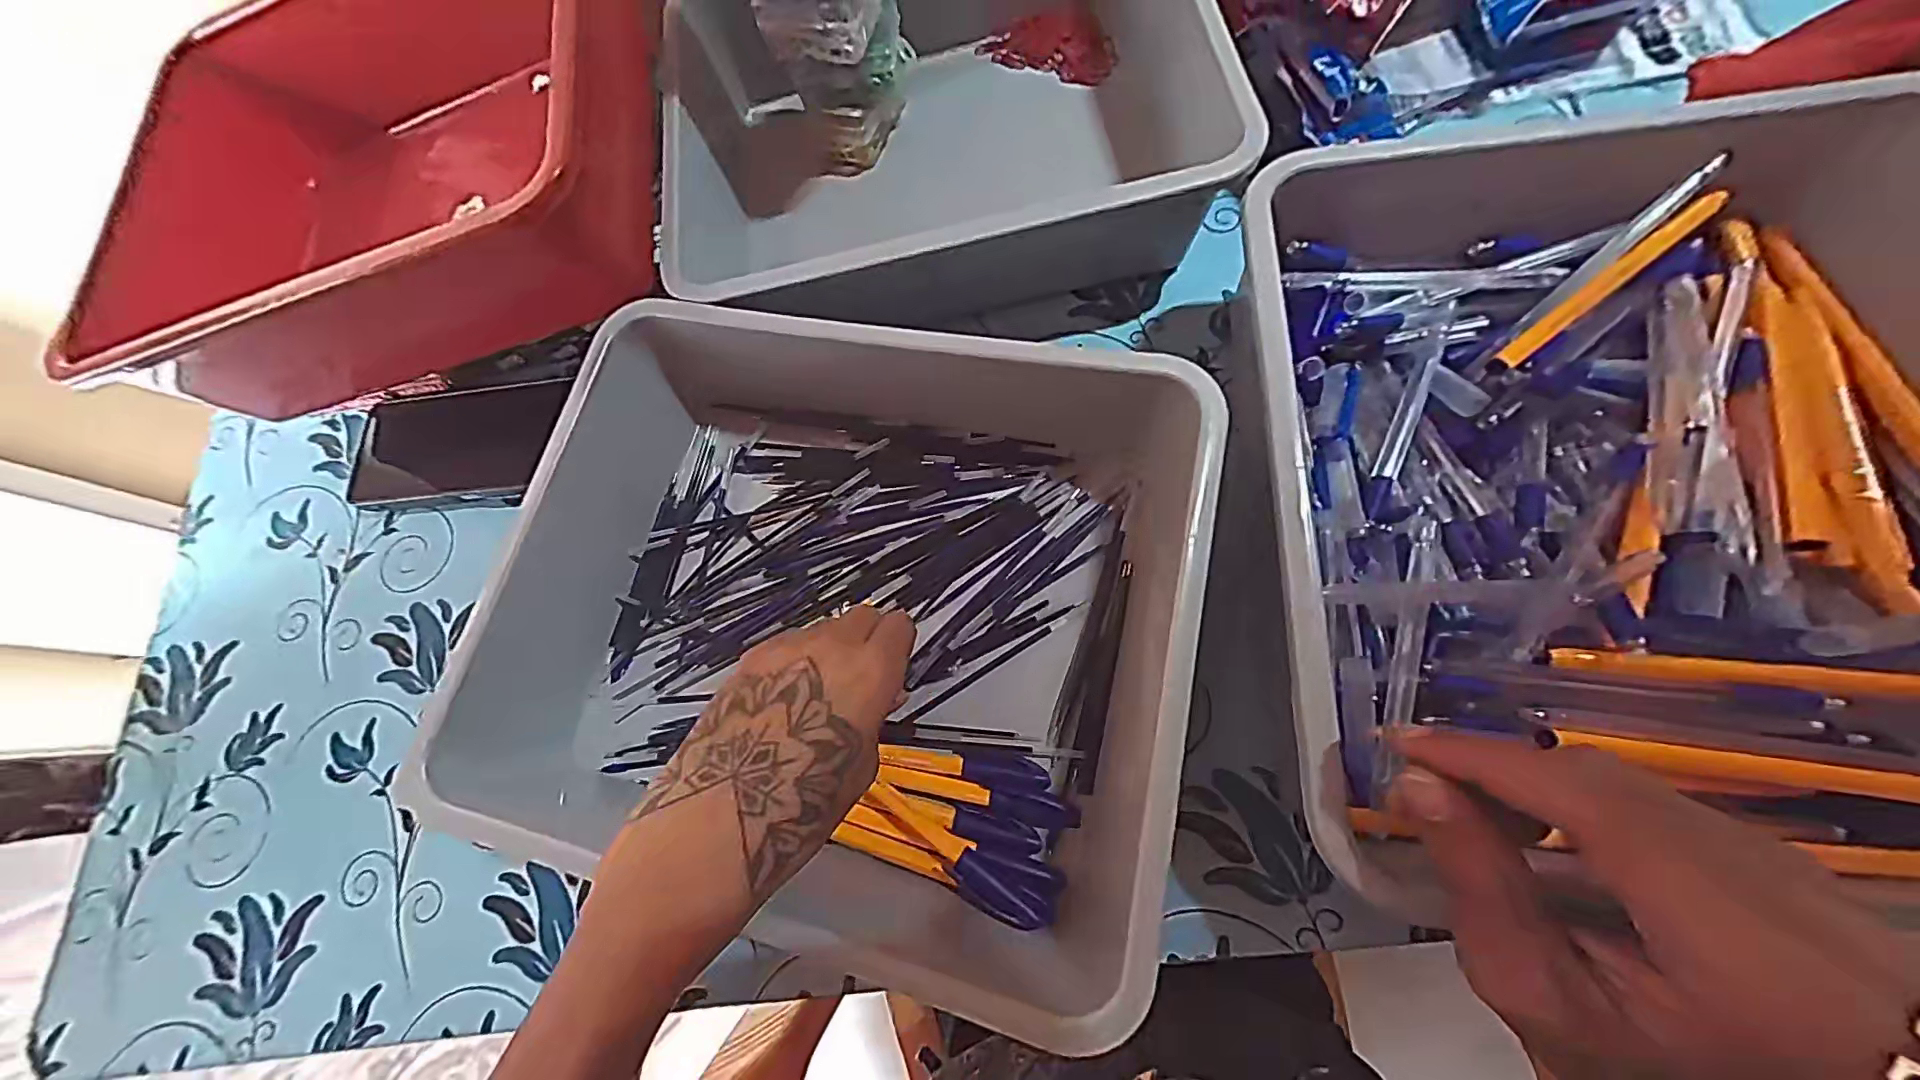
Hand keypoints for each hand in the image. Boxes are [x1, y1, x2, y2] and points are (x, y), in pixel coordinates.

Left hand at [626, 606, 914, 902]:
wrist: (716, 816)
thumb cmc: (798, 803)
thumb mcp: (861, 765)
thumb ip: (873, 718)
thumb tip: (874, 701)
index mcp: (869, 671)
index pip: (898, 625)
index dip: (899, 644)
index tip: (895, 665)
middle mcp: (829, 647)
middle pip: (862, 616)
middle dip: (870, 640)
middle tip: (865, 677)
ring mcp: (784, 648)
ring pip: (823, 629)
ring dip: (832, 651)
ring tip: (820, 696)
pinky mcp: (748, 659)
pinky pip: (786, 646)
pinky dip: (795, 662)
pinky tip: (784, 703)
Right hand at [1390, 728, 1919, 1079]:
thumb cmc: (1669, 1057)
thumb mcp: (1553, 999)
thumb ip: (1482, 891)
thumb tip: (1419, 790)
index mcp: (1696, 894)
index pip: (1562, 785)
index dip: (1469, 753)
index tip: (1394, 742)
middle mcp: (1734, 848)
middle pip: (1581, 773)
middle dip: (1485, 765)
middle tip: (1418, 785)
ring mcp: (1750, 844)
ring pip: (1605, 778)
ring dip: (1520, 778)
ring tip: (1467, 811)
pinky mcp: (1750, 847)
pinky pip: (1632, 795)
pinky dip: (1562, 796)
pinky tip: (1538, 834)